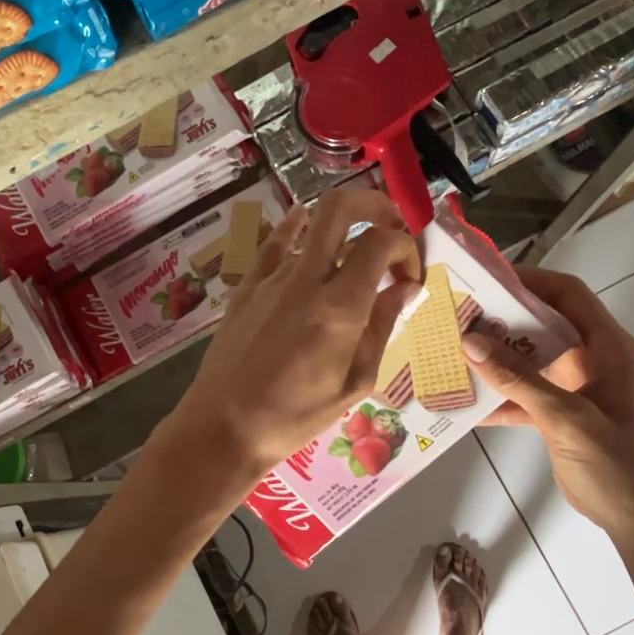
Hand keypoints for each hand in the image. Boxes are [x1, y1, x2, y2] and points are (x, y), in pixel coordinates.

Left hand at [160, 189, 421, 483]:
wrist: (224, 428)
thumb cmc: (296, 417)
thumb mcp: (355, 382)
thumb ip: (383, 327)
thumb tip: (405, 287)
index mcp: (340, 307)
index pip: (383, 242)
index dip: (407, 248)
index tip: (409, 276)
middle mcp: (305, 279)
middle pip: (342, 207)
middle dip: (376, 206)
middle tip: (390, 229)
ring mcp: (271, 278)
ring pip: (310, 223)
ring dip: (342, 227)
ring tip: (354, 250)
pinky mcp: (246, 286)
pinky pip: (274, 242)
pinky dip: (295, 227)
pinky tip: (303, 226)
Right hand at [461, 266, 633, 538]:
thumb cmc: (619, 464)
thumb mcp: (566, 418)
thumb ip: (519, 380)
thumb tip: (471, 341)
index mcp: (609, 349)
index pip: (568, 295)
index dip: (530, 280)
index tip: (485, 279)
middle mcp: (595, 361)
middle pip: (545, 325)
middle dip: (502, 320)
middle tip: (458, 316)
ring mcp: (580, 390)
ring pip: (532, 362)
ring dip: (497, 360)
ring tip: (453, 354)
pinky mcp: (566, 417)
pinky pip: (528, 396)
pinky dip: (502, 398)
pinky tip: (467, 405)